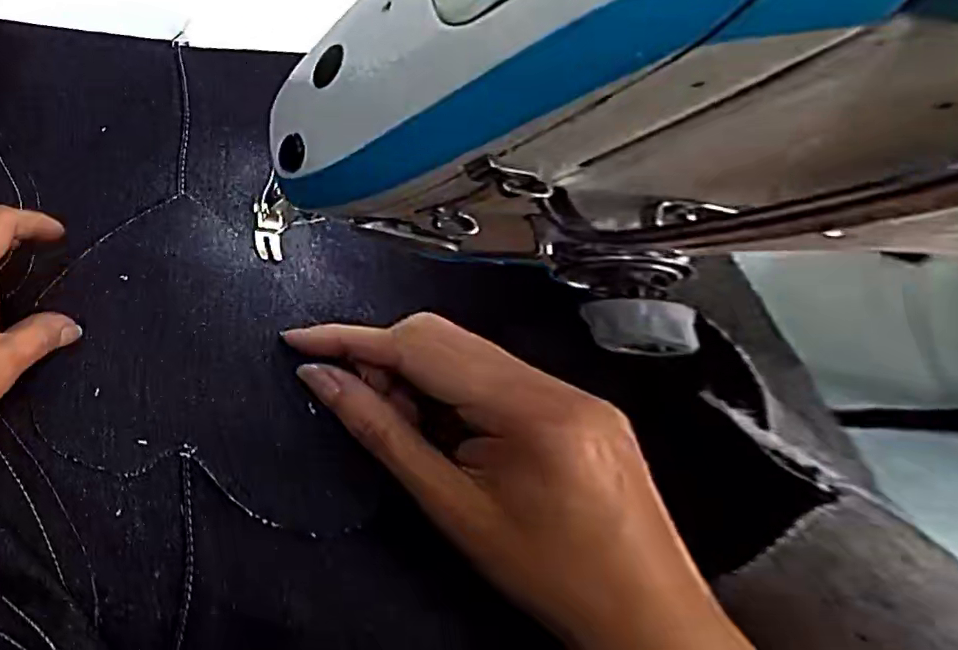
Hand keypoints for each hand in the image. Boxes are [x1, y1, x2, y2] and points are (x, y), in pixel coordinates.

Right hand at [283, 314, 751, 649]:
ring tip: (397, 419)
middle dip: (380, 357)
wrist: (655, 630)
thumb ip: (379, 431)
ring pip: (458, 348)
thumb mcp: (450, 506)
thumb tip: (322, 380)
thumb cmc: (560, 581)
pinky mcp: (571, 403)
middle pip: (437, 336)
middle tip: (347, 391)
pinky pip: (486, 369)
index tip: (302, 340)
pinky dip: (444, 386)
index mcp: (532, 411)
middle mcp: (556, 387)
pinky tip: (436, 424)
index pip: (417, 348)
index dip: (349, 340)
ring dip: (410, 372)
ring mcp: (569, 392)